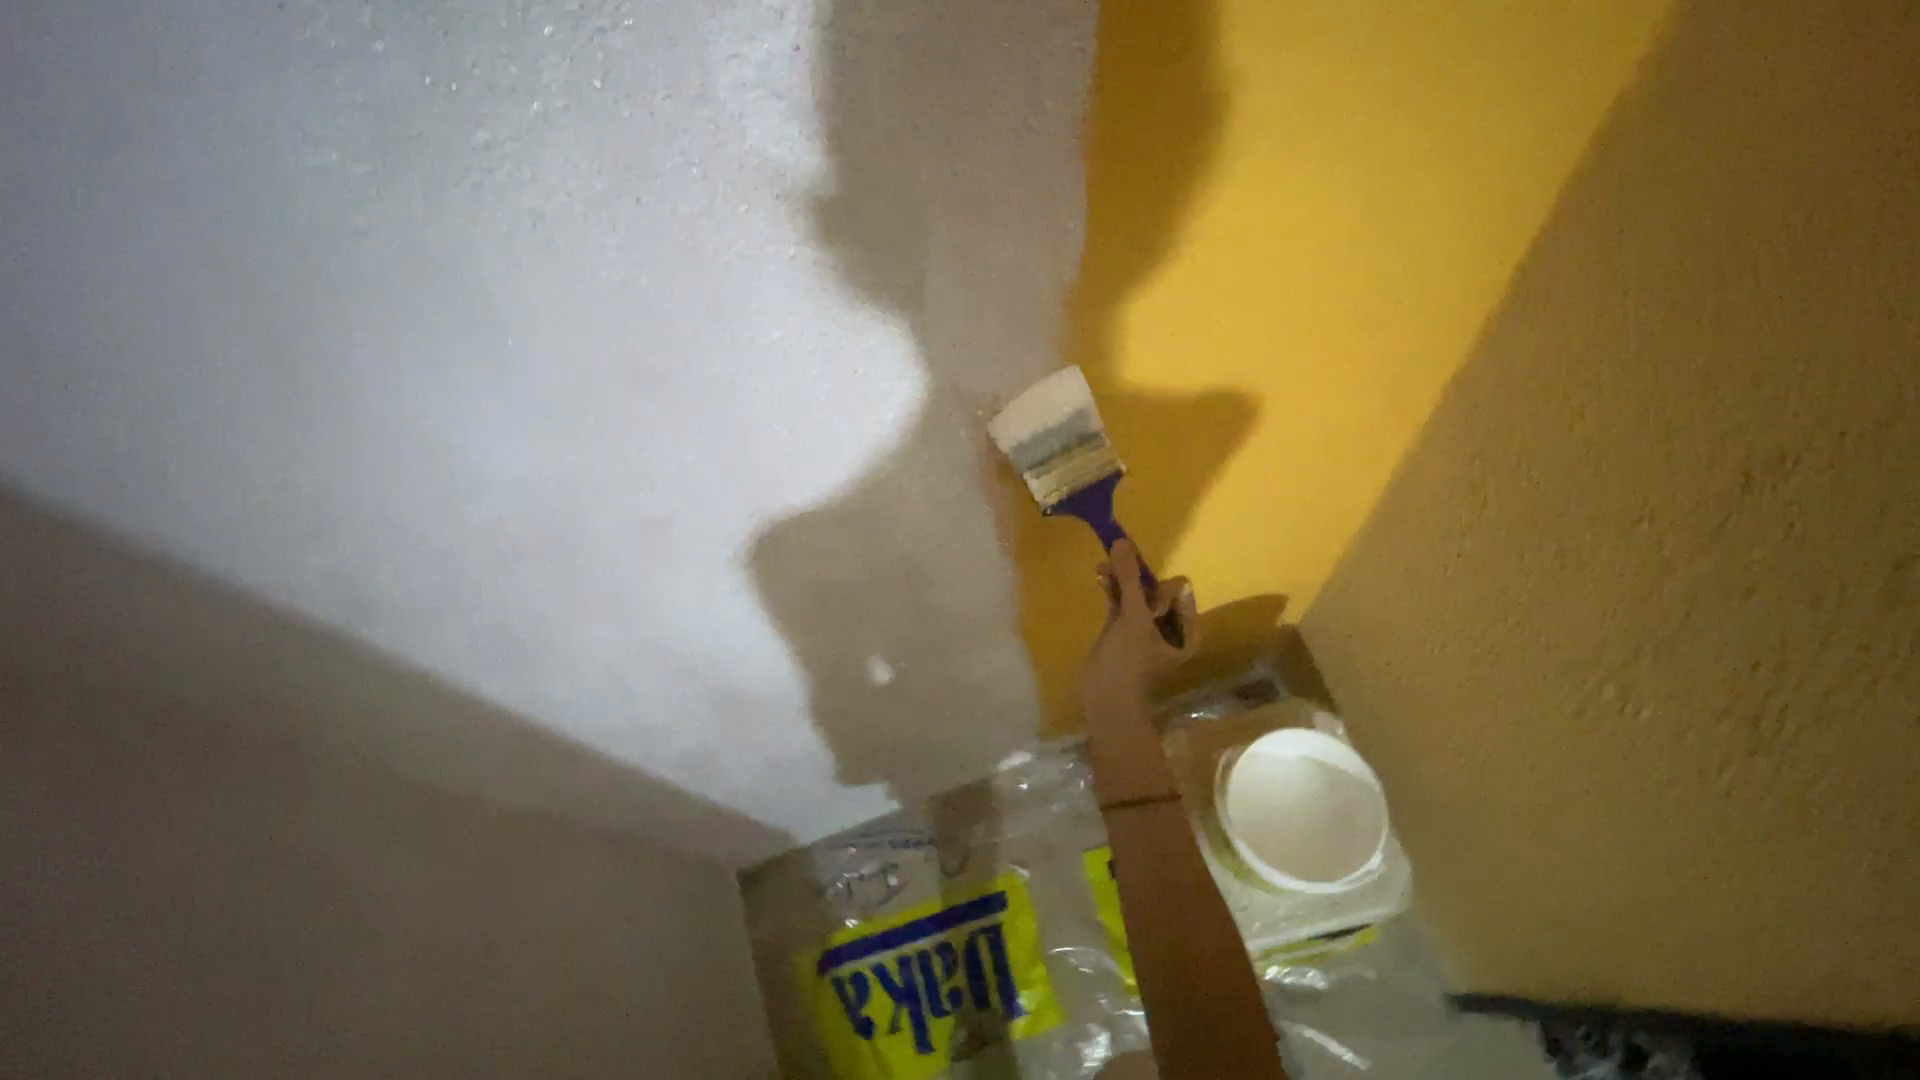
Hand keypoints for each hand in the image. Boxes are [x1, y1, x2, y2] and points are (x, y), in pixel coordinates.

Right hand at [1081, 539, 1198, 717]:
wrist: (1106, 700)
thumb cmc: (1128, 661)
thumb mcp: (1133, 618)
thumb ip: (1130, 580)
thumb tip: (1122, 541)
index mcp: (1185, 628)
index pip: (1178, 589)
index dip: (1157, 581)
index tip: (1136, 580)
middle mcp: (1169, 627)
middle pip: (1156, 589)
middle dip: (1136, 576)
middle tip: (1114, 562)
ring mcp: (1144, 630)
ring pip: (1136, 595)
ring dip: (1122, 579)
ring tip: (1102, 568)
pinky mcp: (1123, 633)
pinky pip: (1122, 604)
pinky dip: (1113, 591)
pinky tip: (1099, 578)